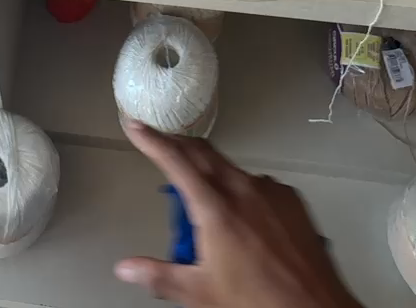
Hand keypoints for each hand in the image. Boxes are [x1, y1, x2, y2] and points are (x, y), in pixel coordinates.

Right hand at [115, 120, 362, 307]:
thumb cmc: (257, 302)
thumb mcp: (201, 293)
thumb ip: (160, 276)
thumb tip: (125, 268)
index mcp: (215, 208)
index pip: (175, 161)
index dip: (151, 140)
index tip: (135, 125)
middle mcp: (241, 189)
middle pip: (201, 152)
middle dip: (177, 145)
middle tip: (160, 145)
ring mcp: (269, 190)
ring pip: (229, 168)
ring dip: (209, 171)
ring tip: (202, 194)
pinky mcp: (290, 198)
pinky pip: (257, 184)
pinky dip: (241, 189)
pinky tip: (242, 213)